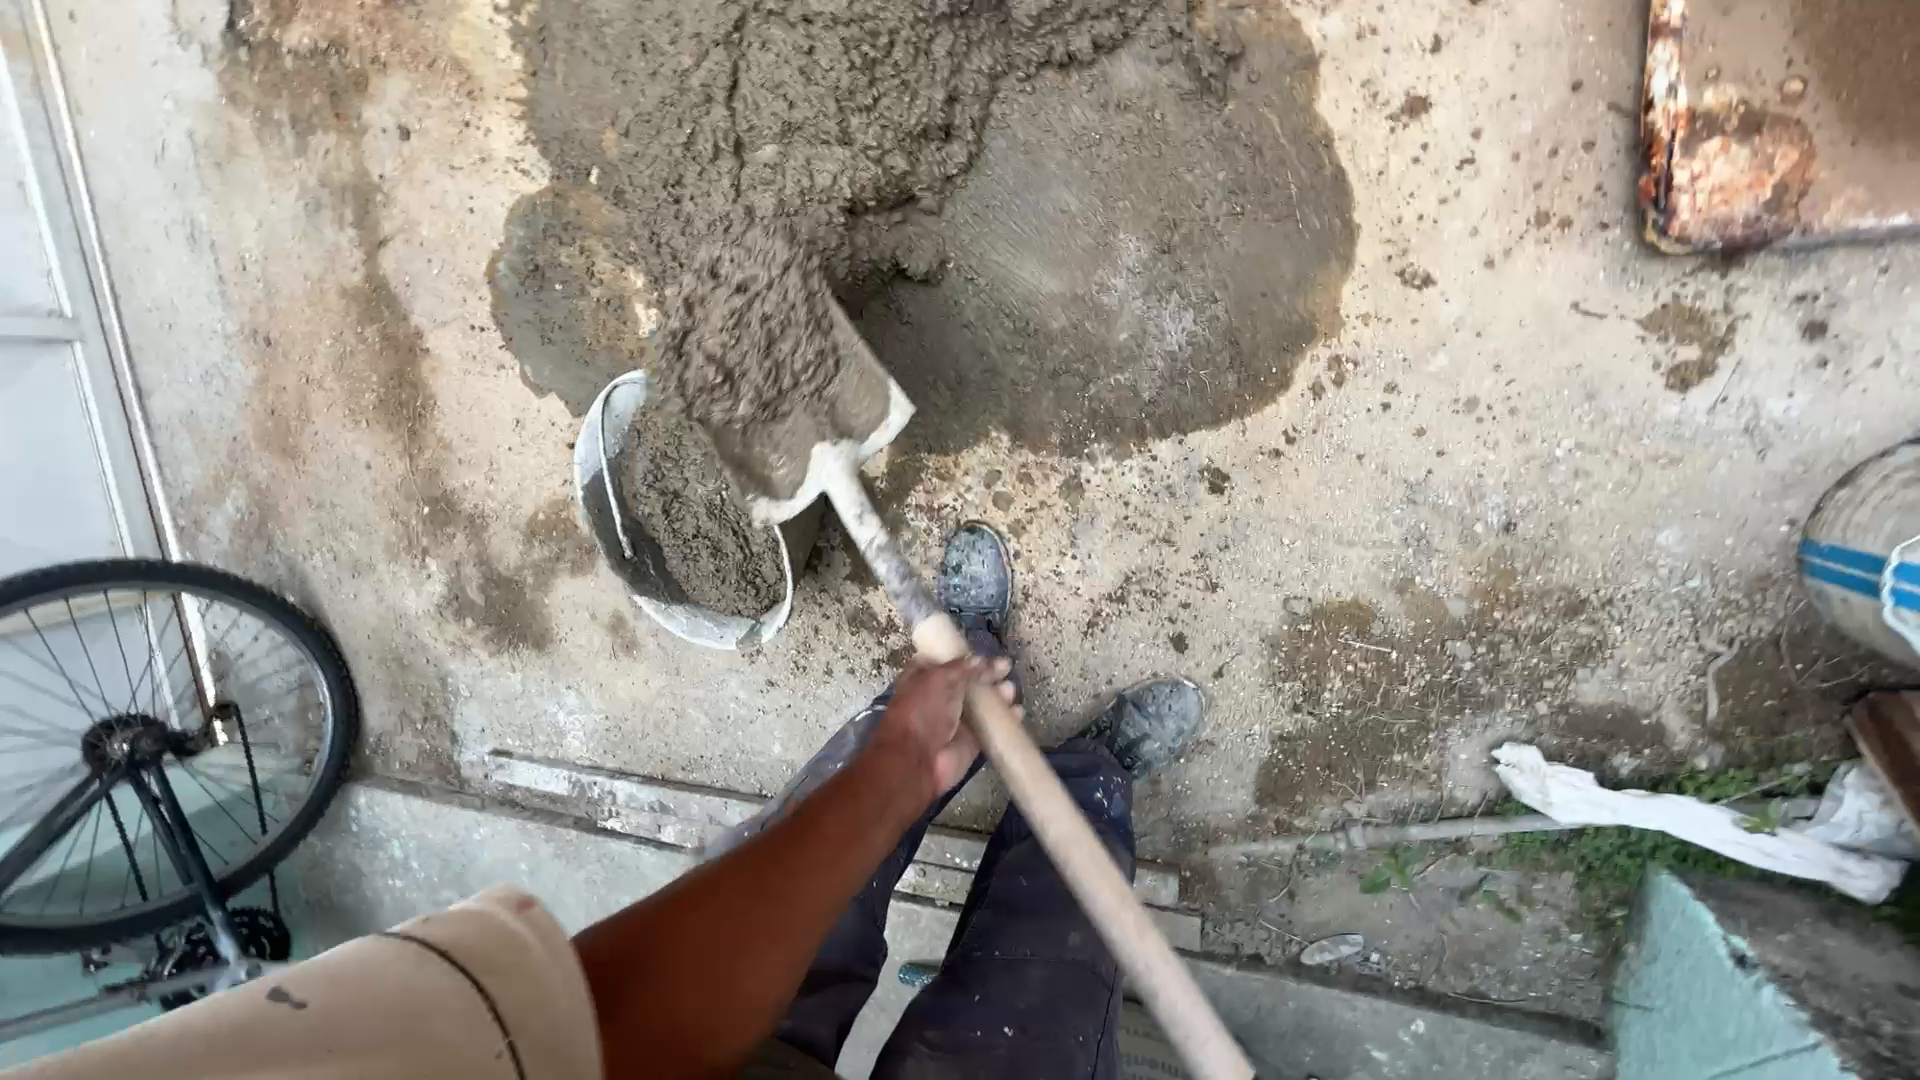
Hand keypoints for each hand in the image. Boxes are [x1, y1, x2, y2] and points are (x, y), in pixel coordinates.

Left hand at [871, 655, 1019, 803]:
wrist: (917, 760)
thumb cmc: (921, 711)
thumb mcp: (938, 678)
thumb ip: (962, 667)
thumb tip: (980, 659)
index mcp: (922, 678)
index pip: (944, 661)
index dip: (963, 656)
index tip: (983, 652)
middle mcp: (938, 697)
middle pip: (968, 681)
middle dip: (987, 674)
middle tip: (1006, 668)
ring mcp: (955, 720)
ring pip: (981, 704)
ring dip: (998, 695)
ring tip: (1011, 690)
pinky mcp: (970, 741)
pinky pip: (990, 727)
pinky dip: (1004, 719)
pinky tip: (1017, 711)